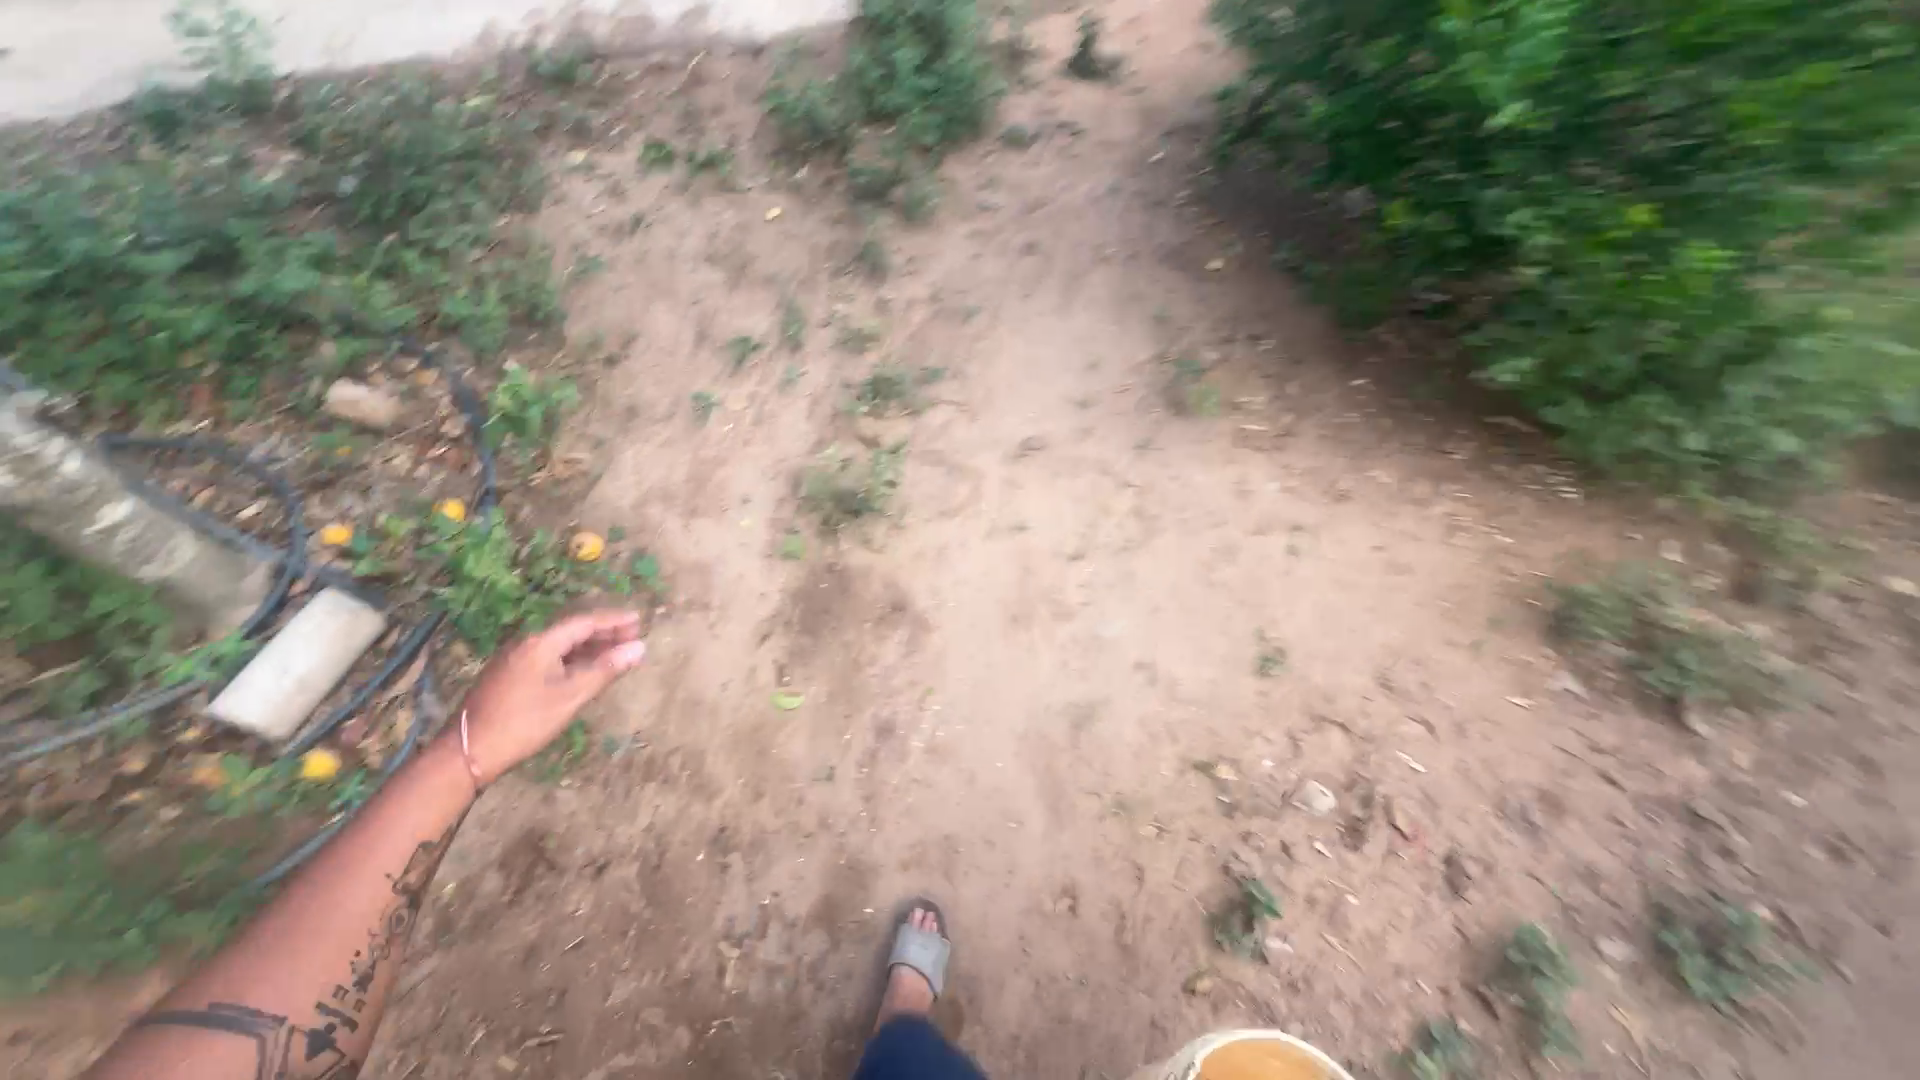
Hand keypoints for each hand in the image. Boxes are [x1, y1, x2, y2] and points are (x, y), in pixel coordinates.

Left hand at [454, 609, 646, 784]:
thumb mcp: (571, 696)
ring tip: (615, 653)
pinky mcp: (510, 674)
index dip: (614, 620)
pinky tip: (584, 669)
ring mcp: (515, 659)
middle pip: (572, 630)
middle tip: (632, 636)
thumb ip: (606, 669)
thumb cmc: (525, 721)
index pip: (584, 622)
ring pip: (560, 644)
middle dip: (603, 632)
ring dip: (589, 646)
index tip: (639, 621)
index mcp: (541, 642)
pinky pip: (549, 656)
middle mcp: (527, 643)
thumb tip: (639, 648)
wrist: (469, 751)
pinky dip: (572, 658)